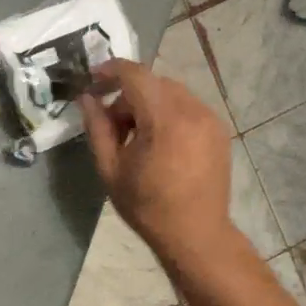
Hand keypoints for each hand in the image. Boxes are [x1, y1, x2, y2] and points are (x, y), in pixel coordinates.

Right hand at [79, 58, 234, 259]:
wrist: (196, 234)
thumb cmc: (147, 207)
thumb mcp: (111, 170)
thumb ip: (97, 129)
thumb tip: (87, 98)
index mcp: (164, 120)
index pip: (135, 75)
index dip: (110, 71)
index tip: (92, 81)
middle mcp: (192, 110)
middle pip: (153, 83)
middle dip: (128, 96)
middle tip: (112, 126)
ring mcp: (210, 118)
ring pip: (172, 94)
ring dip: (149, 105)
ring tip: (137, 139)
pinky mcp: (219, 130)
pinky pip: (188, 108)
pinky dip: (169, 115)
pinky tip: (160, 145)